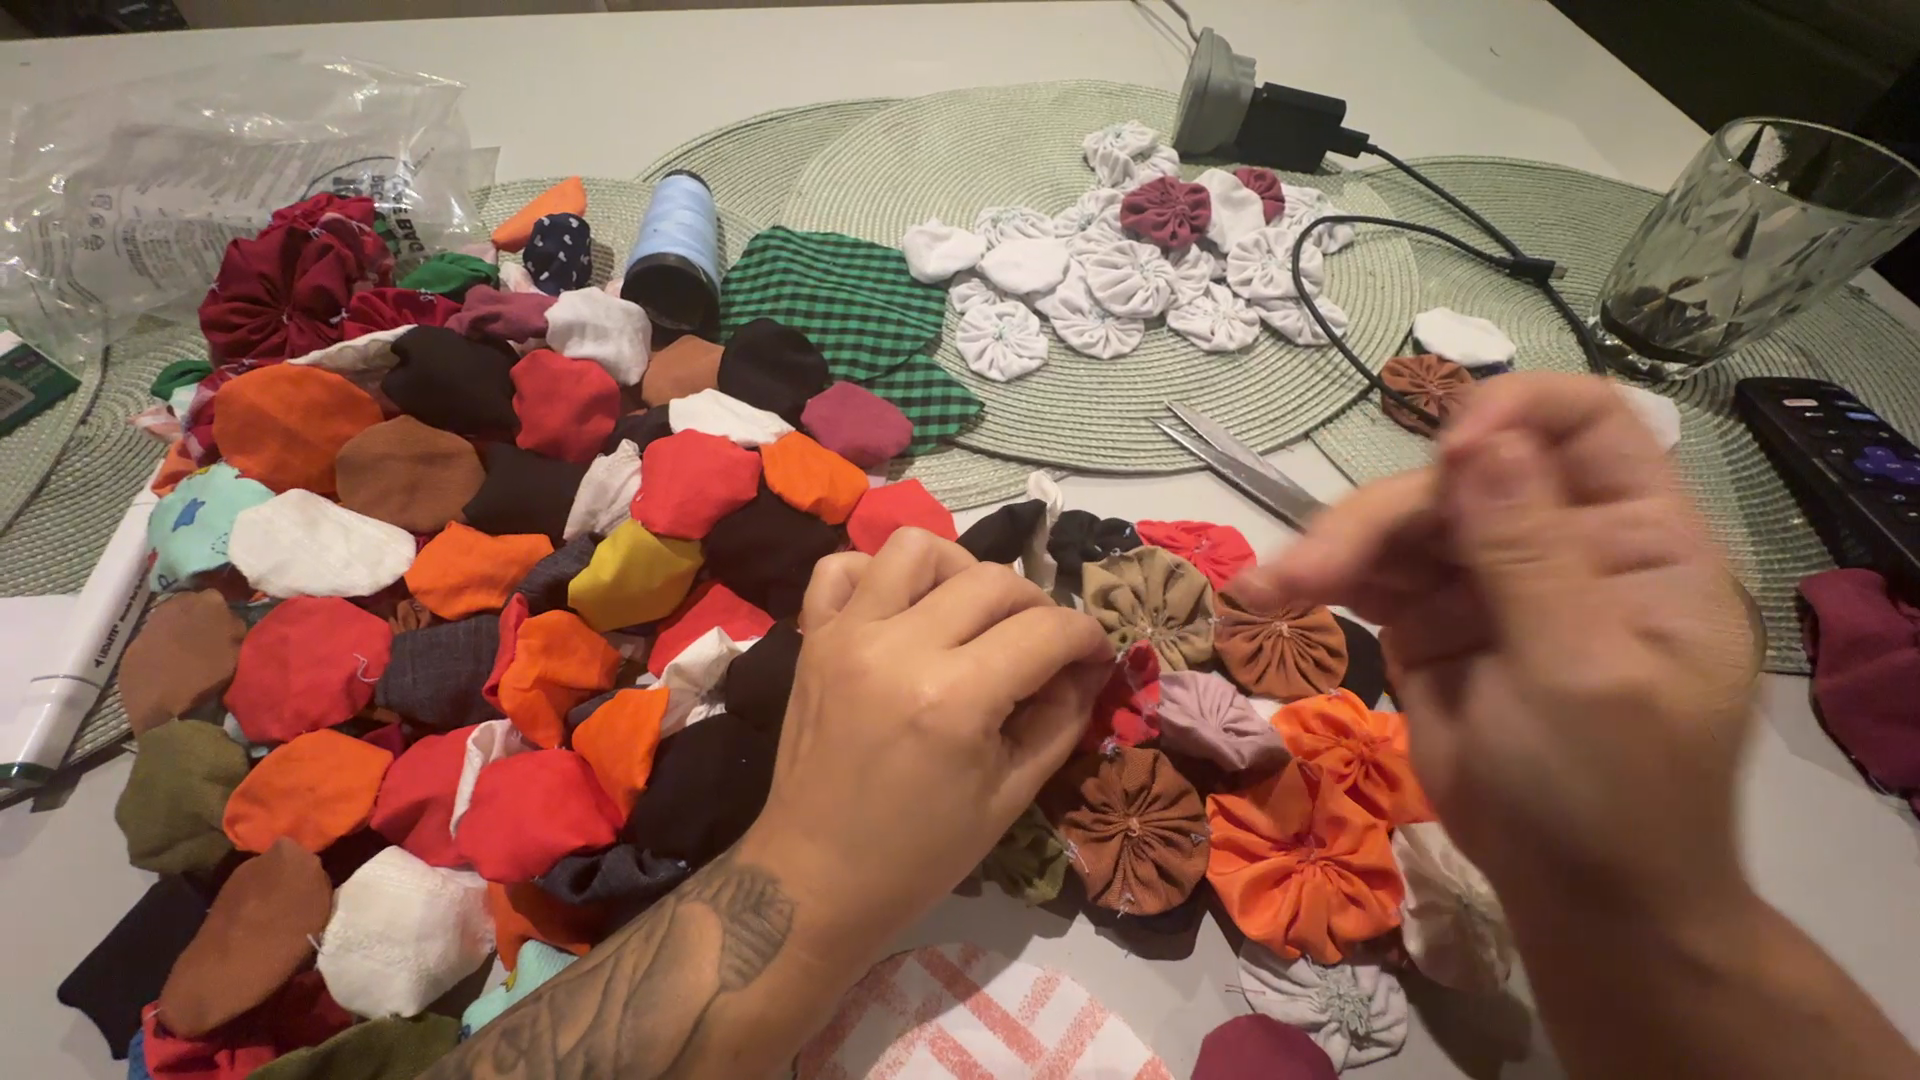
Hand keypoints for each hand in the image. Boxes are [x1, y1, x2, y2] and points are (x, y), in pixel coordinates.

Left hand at [739, 528, 1111, 956]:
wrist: (815, 875)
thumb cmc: (920, 853)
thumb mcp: (1010, 796)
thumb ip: (1059, 719)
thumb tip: (1086, 666)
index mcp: (954, 699)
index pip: (1045, 630)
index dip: (1087, 636)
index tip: (1095, 653)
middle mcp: (899, 648)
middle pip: (992, 579)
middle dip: (1038, 604)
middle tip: (1043, 643)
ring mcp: (848, 635)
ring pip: (917, 547)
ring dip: (962, 569)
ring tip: (971, 614)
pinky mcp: (813, 638)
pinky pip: (842, 567)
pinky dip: (878, 574)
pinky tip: (902, 610)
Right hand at [1231, 373, 1759, 917]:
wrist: (1570, 889)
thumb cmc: (1609, 791)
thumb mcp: (1579, 673)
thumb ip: (1527, 552)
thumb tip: (1476, 434)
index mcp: (1630, 539)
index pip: (1581, 426)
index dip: (1511, 414)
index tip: (1441, 452)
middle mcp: (1551, 539)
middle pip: (1449, 481)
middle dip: (1371, 520)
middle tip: (1300, 575)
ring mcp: (1478, 578)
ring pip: (1392, 525)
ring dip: (1324, 551)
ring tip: (1262, 594)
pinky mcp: (1420, 615)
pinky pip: (1361, 574)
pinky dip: (1313, 581)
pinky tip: (1270, 599)